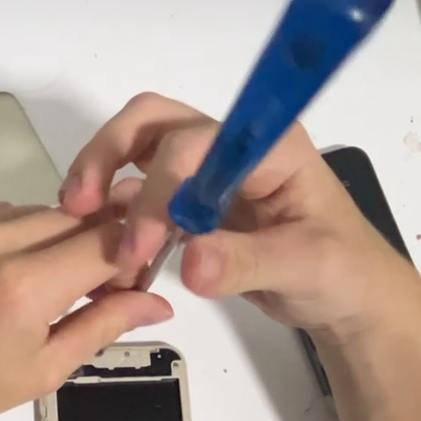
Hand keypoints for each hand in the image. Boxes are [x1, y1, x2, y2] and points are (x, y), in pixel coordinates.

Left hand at [0, 203, 173, 420]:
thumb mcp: (44, 370)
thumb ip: (103, 326)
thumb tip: (158, 302)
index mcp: (23, 288)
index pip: (108, 243)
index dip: (131, 257)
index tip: (130, 279)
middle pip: (78, 219)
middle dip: (97, 246)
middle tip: (93, 286)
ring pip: (41, 211)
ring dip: (58, 239)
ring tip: (45, 283)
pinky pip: (3, 211)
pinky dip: (19, 233)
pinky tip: (9, 270)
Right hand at [58, 92, 420, 345]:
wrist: (345, 296)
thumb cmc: (340, 271)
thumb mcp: (304, 267)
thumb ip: (246, 263)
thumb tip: (191, 263)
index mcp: (264, 147)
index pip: (193, 142)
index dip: (158, 188)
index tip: (138, 247)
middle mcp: (229, 148)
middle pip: (151, 124)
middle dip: (106, 156)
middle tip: (75, 205)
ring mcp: (206, 175)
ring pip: (137, 154)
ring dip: (102, 186)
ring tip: (81, 232)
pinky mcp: (191, 205)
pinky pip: (140, 198)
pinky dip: (116, 221)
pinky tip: (107, 256)